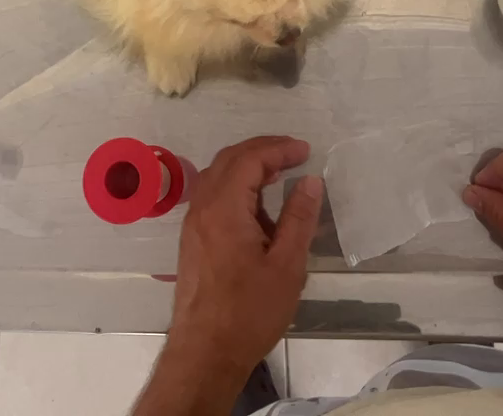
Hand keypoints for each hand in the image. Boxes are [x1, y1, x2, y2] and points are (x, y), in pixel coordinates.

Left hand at [165, 136, 322, 378]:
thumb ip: (298, 219)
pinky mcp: (192, 238)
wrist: (204, 354)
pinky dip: (236, 185)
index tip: (306, 151)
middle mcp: (202, 206)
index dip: (278, 149)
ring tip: (280, 175)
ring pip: (218, 175)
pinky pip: (213, 194)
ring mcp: (193, 222)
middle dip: (263, 150)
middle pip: (230, 159)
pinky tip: (258, 206)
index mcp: (224, 207)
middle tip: (294, 154)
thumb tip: (310, 181)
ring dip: (248, 166)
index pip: (250, 159)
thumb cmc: (249, 312)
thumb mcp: (286, 267)